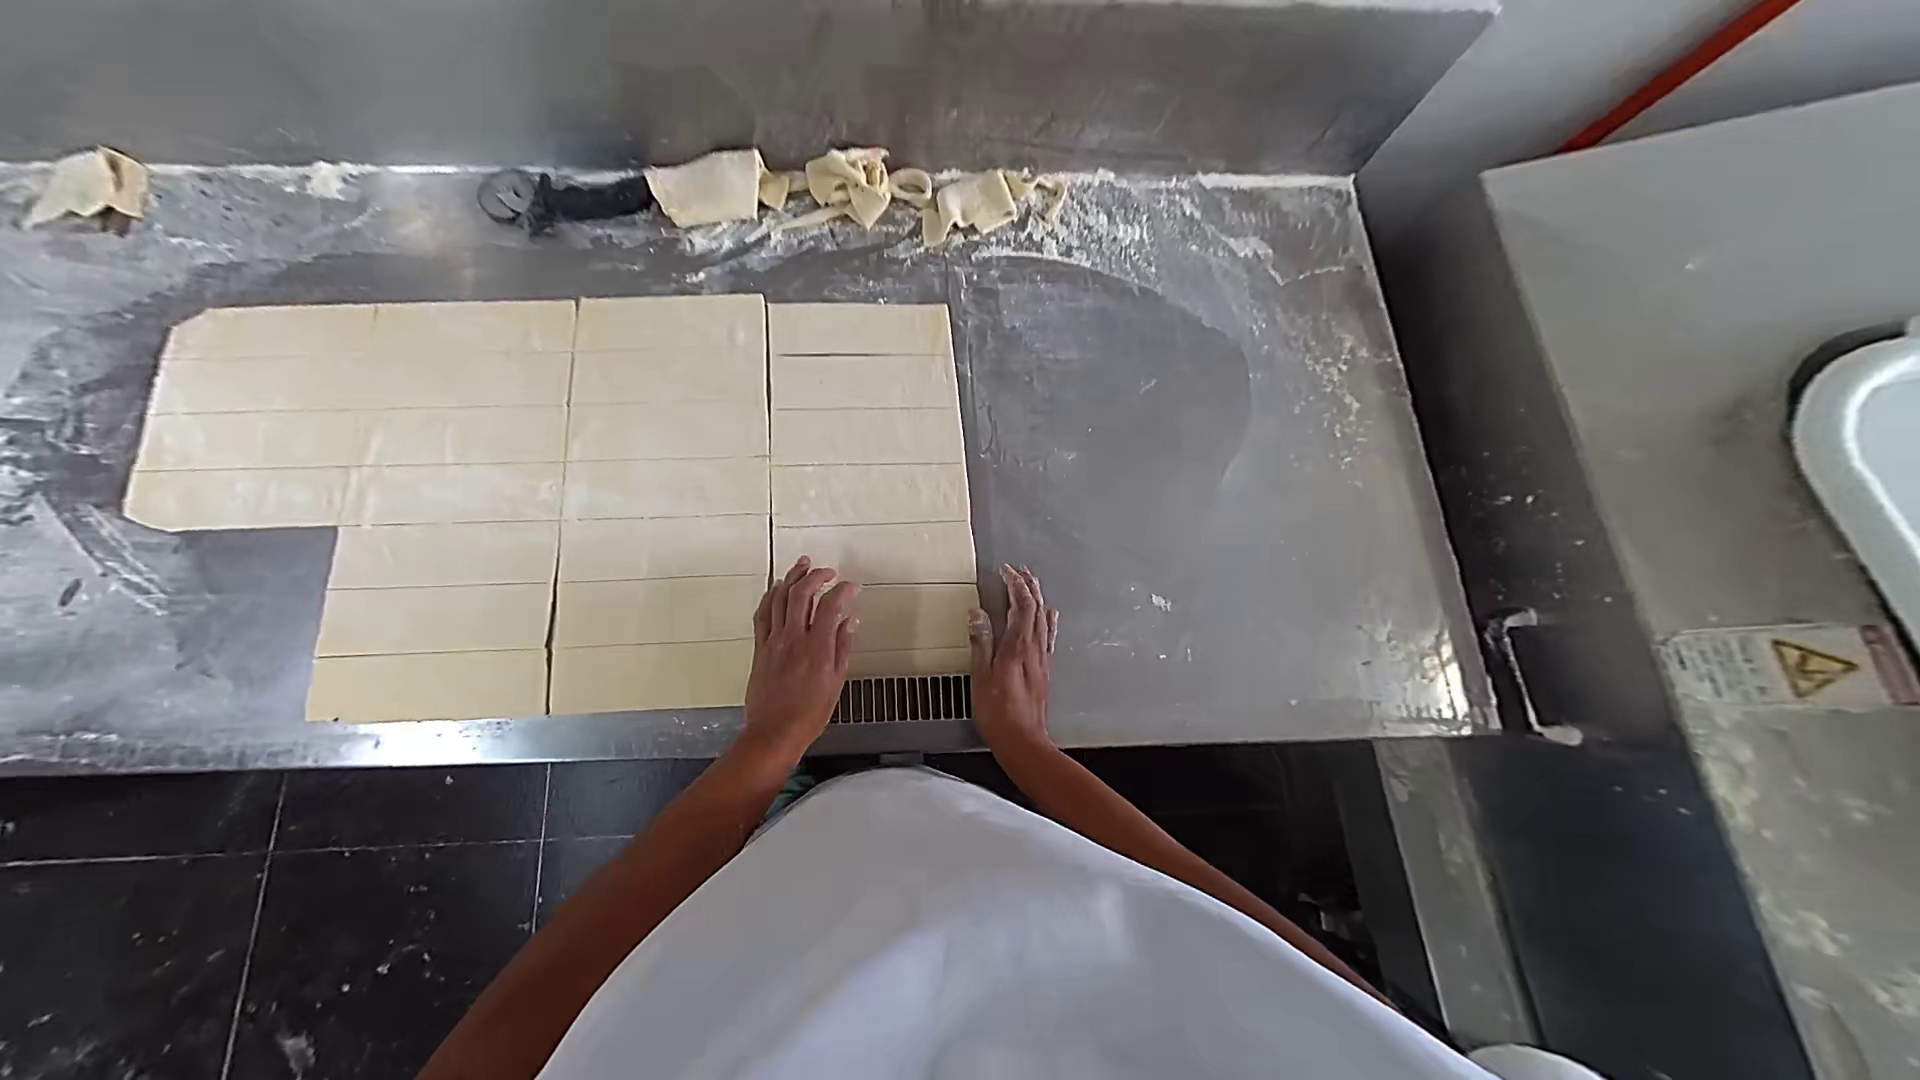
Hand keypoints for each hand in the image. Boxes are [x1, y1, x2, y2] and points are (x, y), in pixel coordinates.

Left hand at [742, 557, 859, 755]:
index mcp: (817, 648)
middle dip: (816, 576)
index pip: (831, 606)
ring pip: (780, 598)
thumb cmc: (808, 714)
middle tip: (827, 571)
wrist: (774, 732)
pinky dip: (771, 597)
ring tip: (802, 566)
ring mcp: (773, 641)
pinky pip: (763, 614)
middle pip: (802, 594)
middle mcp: (793, 639)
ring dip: (792, 578)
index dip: (843, 590)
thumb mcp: (836, 681)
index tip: (852, 587)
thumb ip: (842, 647)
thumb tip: (850, 622)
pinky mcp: (760, 648)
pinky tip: (777, 589)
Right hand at [969, 564, 1060, 751]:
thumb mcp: (981, 676)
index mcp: (1018, 646)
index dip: (1015, 584)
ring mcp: (1042, 658)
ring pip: (1043, 618)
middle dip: (1027, 585)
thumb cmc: (999, 712)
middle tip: (1017, 570)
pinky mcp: (1044, 669)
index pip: (1021, 605)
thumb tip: (977, 613)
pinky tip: (1049, 614)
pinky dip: (1048, 620)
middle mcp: (1034, 648)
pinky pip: (1049, 636)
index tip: (1006, 571)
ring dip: (1037, 597)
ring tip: (1030, 582)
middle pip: (1035, 607)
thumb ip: (981, 642)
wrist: (1024, 740)